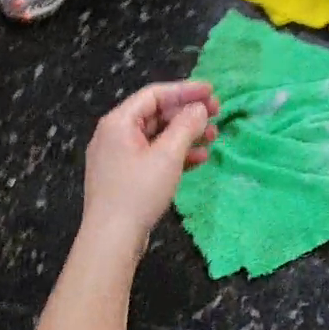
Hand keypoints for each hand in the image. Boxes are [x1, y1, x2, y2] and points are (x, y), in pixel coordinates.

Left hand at [79, 80, 218, 258]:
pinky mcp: (125, 176)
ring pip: (157, 136)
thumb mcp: (167, 155)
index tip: (212, 92)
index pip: (155, 94)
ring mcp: (119, 156)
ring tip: (213, 137)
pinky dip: (176, 154)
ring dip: (186, 134)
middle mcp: (115, 134)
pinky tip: (199, 159)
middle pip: (156, 114)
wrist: (111, 239)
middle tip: (217, 114)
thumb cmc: (138, 192)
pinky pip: (153, 155)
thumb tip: (199, 108)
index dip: (185, 90)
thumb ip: (186, 126)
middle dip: (188, 113)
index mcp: (119, 122)